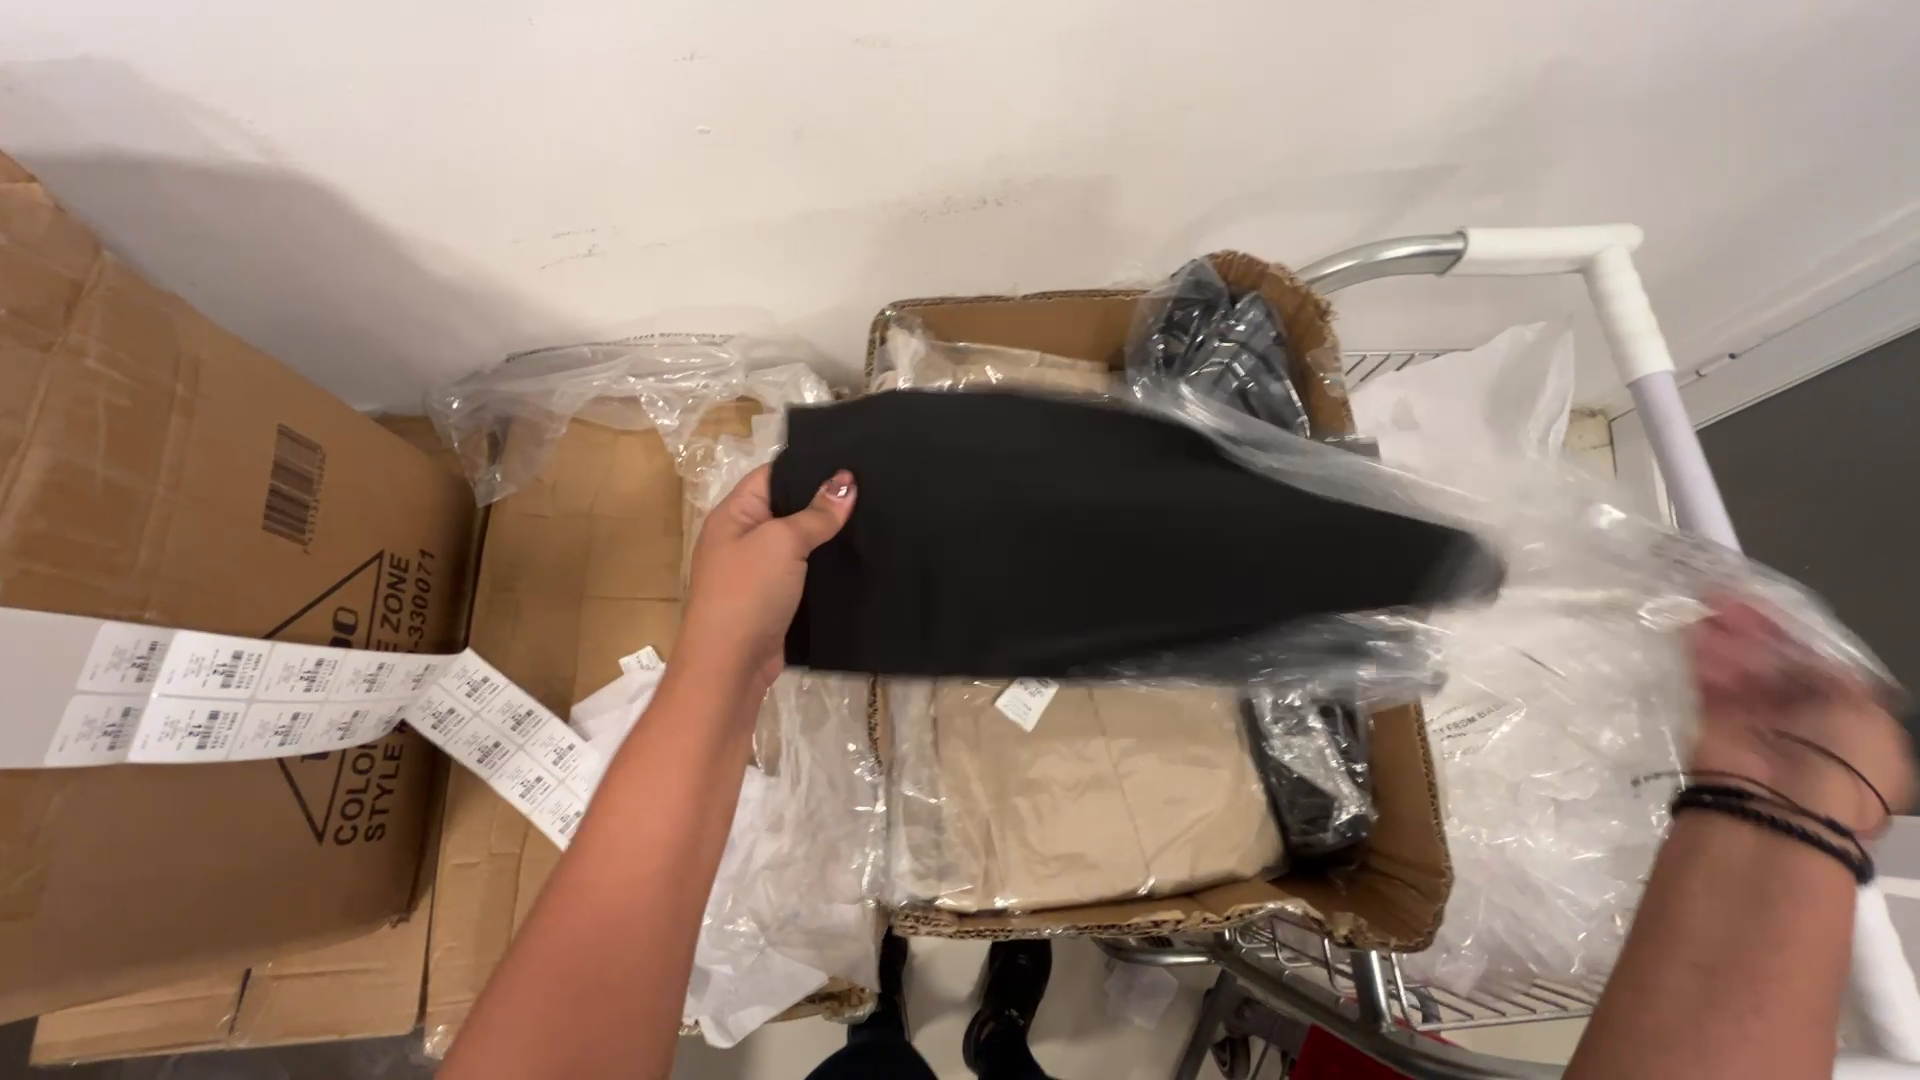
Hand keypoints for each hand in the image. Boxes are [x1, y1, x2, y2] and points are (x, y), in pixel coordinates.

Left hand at [678, 464, 854, 694]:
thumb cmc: (748, 592)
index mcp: (733, 514)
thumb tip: (846, 483)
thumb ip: (817, 513)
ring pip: (798, 544)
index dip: (807, 466)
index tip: (850, 461)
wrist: (731, 664)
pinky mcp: (774, 600)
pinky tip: (854, 561)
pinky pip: (802, 574)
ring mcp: (757, 572)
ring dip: (826, 537)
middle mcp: (742, 539)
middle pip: (787, 509)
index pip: (771, 475)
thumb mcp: (783, 542)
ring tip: (872, 520)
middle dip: (823, 502)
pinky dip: (824, 568)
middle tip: (871, 489)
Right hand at [1688, 597, 1912, 834]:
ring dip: (1723, 636)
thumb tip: (1799, 648)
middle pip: (1774, 659)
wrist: (1776, 802)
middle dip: (1752, 629)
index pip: (1816, 663)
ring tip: (1703, 606)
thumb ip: (1832, 675)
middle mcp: (1800, 713)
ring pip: (1738, 664)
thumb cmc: (1839, 761)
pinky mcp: (1712, 716)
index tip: (1765, 605)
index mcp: (1846, 716)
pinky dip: (1702, 655)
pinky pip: (1708, 679)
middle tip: (1723, 598)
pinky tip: (1693, 631)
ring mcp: (1754, 715)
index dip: (1792, 634)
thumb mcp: (1863, 714)